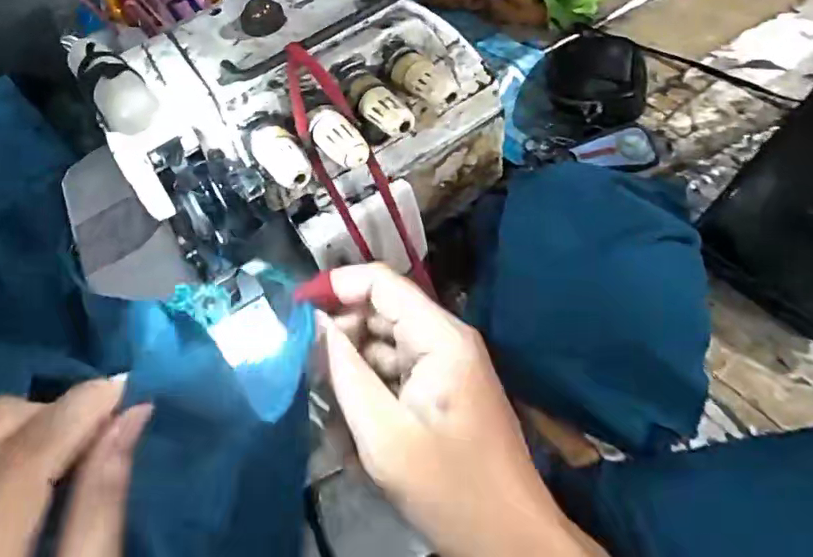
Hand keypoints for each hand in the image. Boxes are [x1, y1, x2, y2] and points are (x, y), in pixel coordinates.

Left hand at [0, 378, 153, 556]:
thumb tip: (129, 417)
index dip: (77, 409)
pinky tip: (44, 480)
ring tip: (84, 445)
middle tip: (110, 420)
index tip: (126, 384)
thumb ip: (99, 512)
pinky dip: (10, 461)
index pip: (22, 457)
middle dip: (56, 413)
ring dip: (36, 432)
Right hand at [319, 264, 604, 556]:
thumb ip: (344, 370)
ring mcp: (444, 364)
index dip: (335, 285)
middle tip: (306, 364)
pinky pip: (392, 369)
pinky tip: (346, 420)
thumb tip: (316, 322)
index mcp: (440, 336)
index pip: (379, 281)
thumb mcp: (384, 434)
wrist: (515, 549)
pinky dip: (366, 384)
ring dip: (349, 363)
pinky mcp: (440, 389)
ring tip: (322, 397)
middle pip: (378, 309)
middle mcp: (444, 338)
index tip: (297, 307)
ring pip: (380, 341)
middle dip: (339, 332)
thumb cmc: (451, 490)